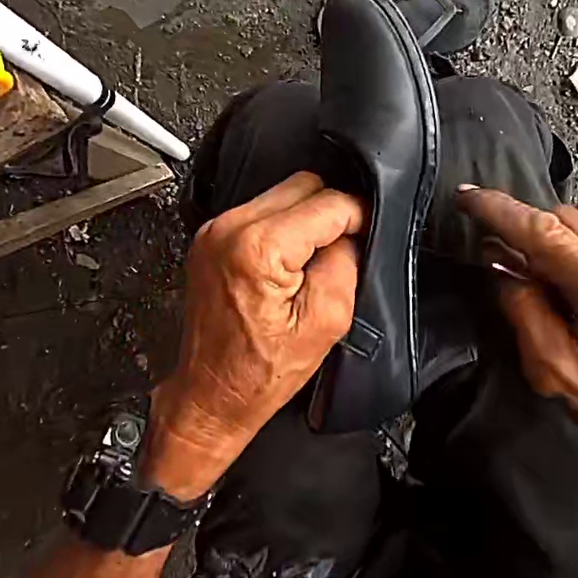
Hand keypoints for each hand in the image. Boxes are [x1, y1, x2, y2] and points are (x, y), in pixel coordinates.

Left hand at [145, 171, 364, 499]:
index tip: (366, 234)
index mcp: (259, 247)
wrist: (212, 393)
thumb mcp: (326, 322)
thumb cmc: (257, 372)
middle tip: (340, 251)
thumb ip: (346, 264)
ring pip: (283, 193)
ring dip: (307, 219)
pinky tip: (288, 264)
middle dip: (331, 213)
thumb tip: (350, 234)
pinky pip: (262, 211)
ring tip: (310, 264)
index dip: (357, 217)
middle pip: (304, 184)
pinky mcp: (211, 238)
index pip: (329, 202)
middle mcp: (230, 229)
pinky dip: (284, 227)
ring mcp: (215, 231)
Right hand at [456, 186, 577, 514]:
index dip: (499, 212)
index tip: (468, 198)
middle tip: (498, 263)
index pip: (545, 234)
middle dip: (524, 233)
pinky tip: (568, 290)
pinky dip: (574, 255)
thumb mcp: (555, 372)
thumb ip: (523, 311)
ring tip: (540, 287)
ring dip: (550, 245)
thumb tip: (503, 268)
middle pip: (565, 220)